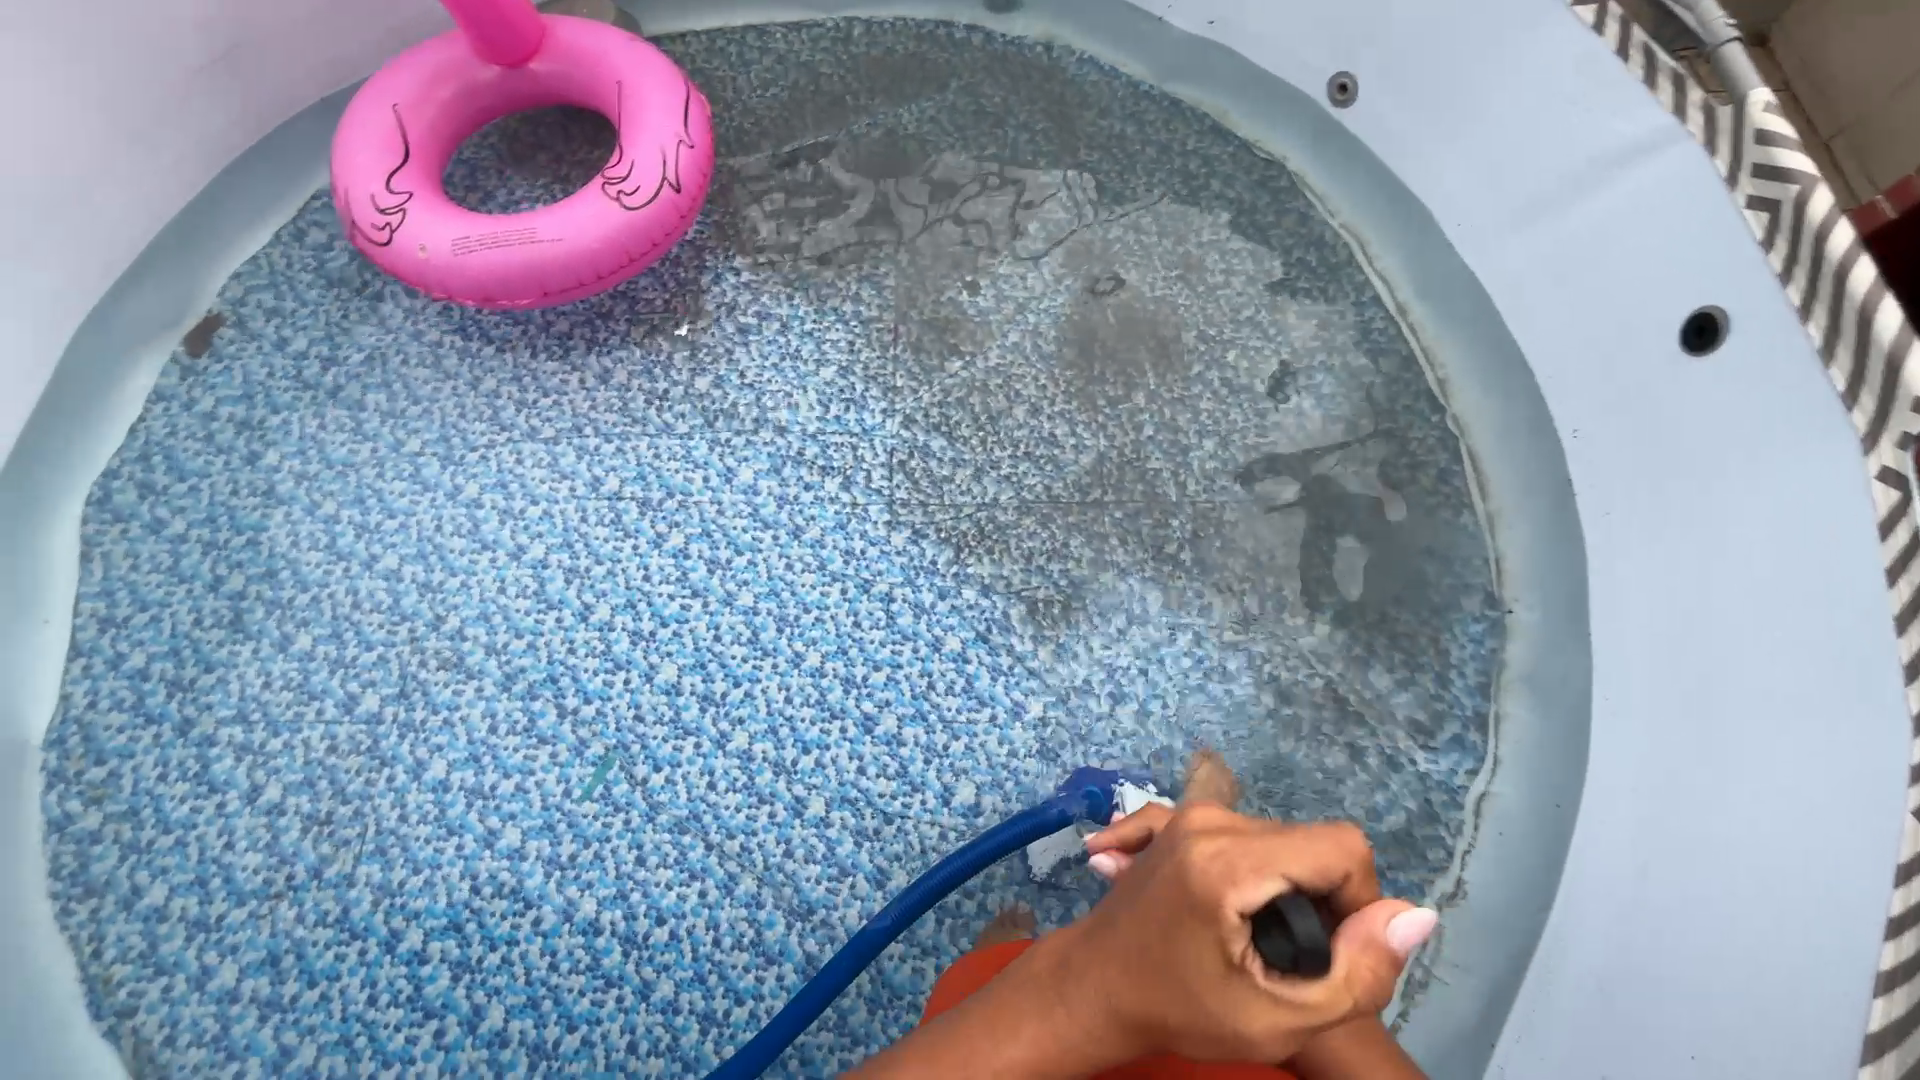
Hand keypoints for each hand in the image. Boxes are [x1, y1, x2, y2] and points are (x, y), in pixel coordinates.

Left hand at [1058, 802, 1435, 1065]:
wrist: (1092, 984)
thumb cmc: (1177, 1009)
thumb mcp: (1276, 1019)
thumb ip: (1358, 972)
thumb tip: (1417, 915)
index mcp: (1228, 860)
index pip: (1343, 847)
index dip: (1359, 905)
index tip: (1329, 953)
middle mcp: (1209, 819)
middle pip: (1312, 843)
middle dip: (1324, 901)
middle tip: (1290, 957)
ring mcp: (1188, 813)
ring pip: (1283, 838)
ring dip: (1291, 887)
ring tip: (1260, 939)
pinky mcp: (1178, 818)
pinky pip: (1246, 832)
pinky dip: (1258, 869)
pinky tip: (1239, 907)